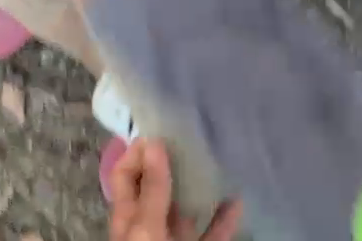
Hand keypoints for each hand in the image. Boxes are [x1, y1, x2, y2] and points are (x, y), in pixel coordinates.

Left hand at [110, 139, 243, 240]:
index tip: (158, 130)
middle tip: (191, 139)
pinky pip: (210, 236)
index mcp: (127, 217)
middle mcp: (148, 227)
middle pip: (156, 189)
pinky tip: (236, 203)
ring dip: (199, 191)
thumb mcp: (147, 229)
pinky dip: (222, 221)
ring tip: (215, 164)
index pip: (124, 173)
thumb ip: (151, 190)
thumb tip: (152, 142)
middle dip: (171, 165)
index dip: (136, 152)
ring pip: (185, 212)